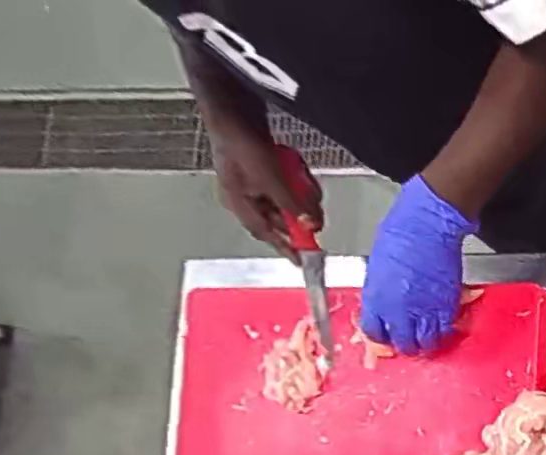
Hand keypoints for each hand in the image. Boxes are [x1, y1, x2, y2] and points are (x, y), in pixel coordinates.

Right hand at [212, 135, 321, 262]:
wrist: (233, 104)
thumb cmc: (240, 140)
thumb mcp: (270, 179)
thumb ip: (291, 205)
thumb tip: (310, 226)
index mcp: (239, 203)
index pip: (266, 234)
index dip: (286, 248)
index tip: (304, 260)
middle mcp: (249, 196)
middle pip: (286, 219)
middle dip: (301, 211)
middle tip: (312, 205)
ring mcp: (259, 183)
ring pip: (293, 201)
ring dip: (301, 190)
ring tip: (298, 173)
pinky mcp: (270, 170)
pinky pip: (292, 183)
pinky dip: (298, 176)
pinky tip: (294, 162)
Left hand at [359, 177, 477, 355]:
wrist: (429, 225)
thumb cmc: (401, 234)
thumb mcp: (379, 264)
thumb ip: (381, 290)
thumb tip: (385, 304)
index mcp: (377, 297)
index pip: (374, 331)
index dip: (381, 335)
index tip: (385, 334)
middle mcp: (400, 310)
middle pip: (403, 344)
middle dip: (405, 344)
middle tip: (409, 339)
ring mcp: (425, 311)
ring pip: (426, 344)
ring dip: (426, 342)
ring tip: (427, 337)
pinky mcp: (447, 308)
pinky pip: (444, 332)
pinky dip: (443, 333)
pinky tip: (441, 326)